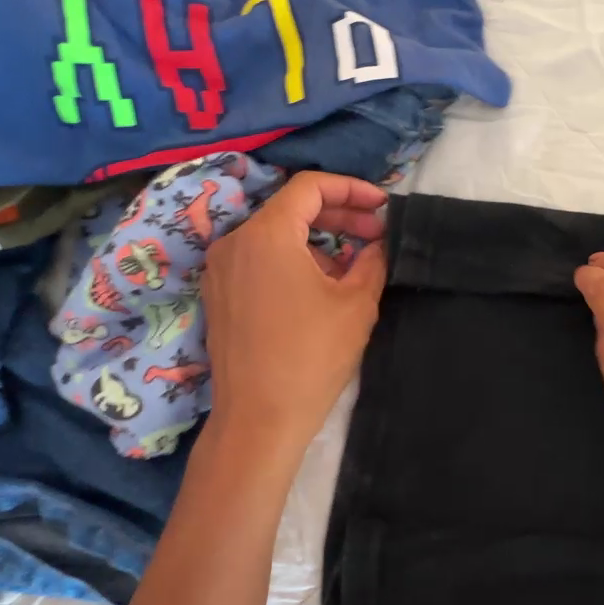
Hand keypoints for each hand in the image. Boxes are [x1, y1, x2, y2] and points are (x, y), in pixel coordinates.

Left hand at [200, 171, 387, 448]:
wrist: (260, 418)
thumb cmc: (312, 355)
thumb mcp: (357, 303)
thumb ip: (373, 260)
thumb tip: (378, 242)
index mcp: (267, 234)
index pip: (310, 187)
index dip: (352, 189)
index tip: (384, 206)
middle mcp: (235, 242)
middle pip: (291, 209)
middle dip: (339, 215)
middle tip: (377, 235)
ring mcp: (221, 270)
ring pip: (276, 235)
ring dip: (319, 241)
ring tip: (355, 266)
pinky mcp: (219, 296)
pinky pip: (260, 260)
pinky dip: (294, 260)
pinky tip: (323, 286)